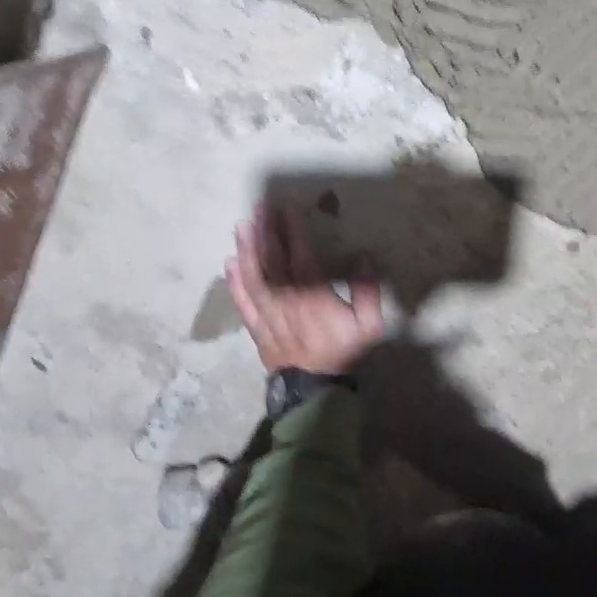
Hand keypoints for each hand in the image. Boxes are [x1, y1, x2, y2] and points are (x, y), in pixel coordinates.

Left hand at [226, 205, 386, 373]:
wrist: (316, 390)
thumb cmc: (344, 353)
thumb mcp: (368, 325)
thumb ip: (367, 290)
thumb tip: (363, 256)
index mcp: (313, 295)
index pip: (301, 255)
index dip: (293, 230)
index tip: (288, 207)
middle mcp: (286, 299)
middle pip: (272, 259)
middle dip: (265, 231)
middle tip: (260, 207)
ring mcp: (267, 314)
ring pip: (253, 276)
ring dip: (246, 249)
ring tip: (241, 226)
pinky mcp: (256, 328)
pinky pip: (242, 302)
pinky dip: (234, 283)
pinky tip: (228, 263)